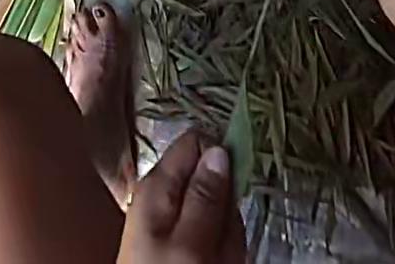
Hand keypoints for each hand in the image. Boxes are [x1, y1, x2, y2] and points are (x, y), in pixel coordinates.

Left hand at [117, 129, 246, 263]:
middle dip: (227, 212)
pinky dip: (223, 258)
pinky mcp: (187, 252)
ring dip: (227, 241)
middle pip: (214, 183)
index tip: (236, 184)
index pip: (195, 143)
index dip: (221, 156)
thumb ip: (206, 195)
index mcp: (158, 186)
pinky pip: (216, 244)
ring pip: (220, 216)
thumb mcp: (188, 245)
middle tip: (220, 243)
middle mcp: (166, 199)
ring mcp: (176, 227)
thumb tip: (220, 148)